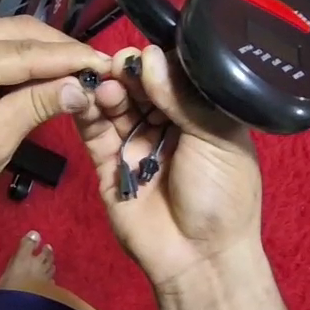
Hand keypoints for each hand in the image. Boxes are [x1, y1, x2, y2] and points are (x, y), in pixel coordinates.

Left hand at [0, 16, 109, 212]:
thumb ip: (36, 107)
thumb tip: (80, 87)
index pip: (25, 51)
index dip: (70, 56)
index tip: (106, 63)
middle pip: (19, 32)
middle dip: (61, 49)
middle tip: (97, 68)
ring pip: (10, 34)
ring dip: (45, 51)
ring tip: (79, 70)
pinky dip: (25, 57)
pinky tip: (48, 71)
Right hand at [75, 45, 262, 288]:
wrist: (198, 257)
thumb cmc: (222, 197)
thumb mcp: (219, 139)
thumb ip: (184, 97)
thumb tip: (150, 58)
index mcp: (199, 115)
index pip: (173, 77)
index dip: (157, 62)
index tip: (143, 52)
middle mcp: (165, 125)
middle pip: (140, 87)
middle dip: (128, 72)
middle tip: (118, 63)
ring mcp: (134, 143)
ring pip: (115, 105)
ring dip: (107, 89)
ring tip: (106, 84)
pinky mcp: (107, 163)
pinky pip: (93, 131)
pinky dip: (86, 111)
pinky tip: (86, 95)